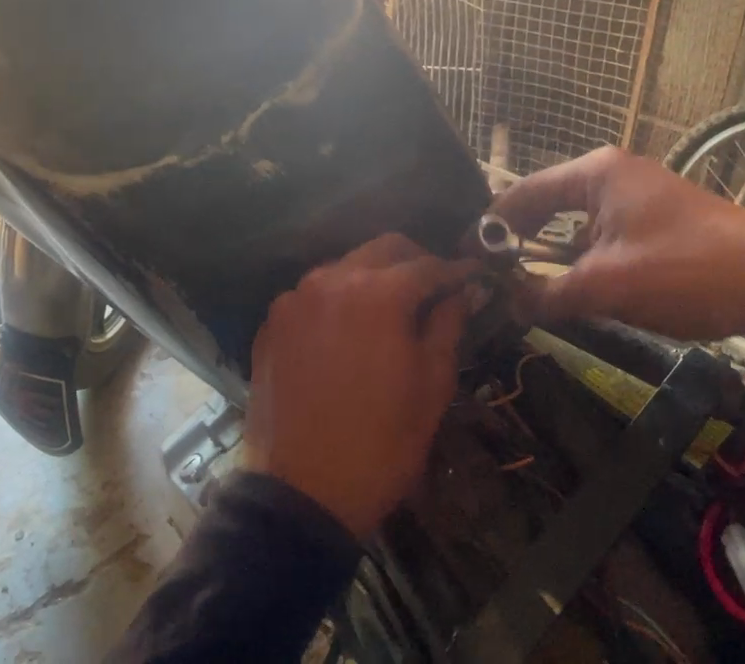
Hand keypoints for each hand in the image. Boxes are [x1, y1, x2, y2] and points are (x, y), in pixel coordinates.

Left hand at [242, 234, 475, 536]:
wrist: (300, 495)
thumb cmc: (381, 445)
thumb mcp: (432, 387)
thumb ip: (449, 326)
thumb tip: (463, 292)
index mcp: (378, 293)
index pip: (427, 264)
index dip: (456, 270)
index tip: (473, 278)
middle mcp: (331, 280)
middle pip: (383, 249)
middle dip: (415, 262)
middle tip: (436, 291)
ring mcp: (294, 300)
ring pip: (345, 267)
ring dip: (374, 278)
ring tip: (392, 313)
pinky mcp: (271, 324)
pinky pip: (313, 295)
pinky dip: (338, 301)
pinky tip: (349, 333)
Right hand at [492, 147, 744, 343]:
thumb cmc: (686, 273)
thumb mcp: (607, 287)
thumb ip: (548, 293)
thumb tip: (507, 304)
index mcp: (596, 173)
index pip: (523, 193)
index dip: (491, 227)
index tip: (464, 257)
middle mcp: (612, 175)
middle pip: (546, 206)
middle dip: (518, 243)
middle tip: (488, 279)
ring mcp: (637, 197)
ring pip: (574, 227)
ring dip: (551, 258)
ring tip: (522, 292)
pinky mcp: (655, 222)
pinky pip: (602, 238)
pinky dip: (583, 263)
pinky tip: (572, 294)